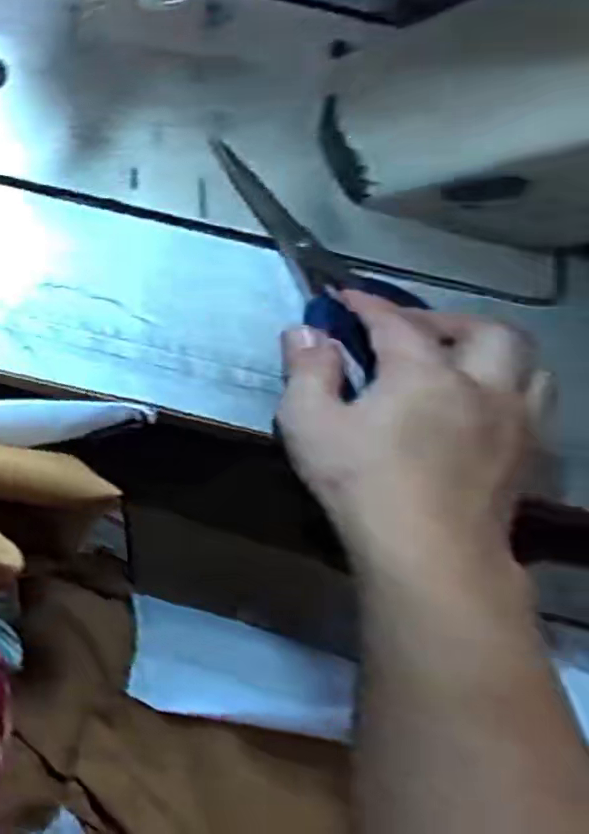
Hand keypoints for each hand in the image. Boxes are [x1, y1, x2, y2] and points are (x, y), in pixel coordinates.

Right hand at [278, 290, 548, 570]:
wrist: (426, 543)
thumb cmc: (355, 474)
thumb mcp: (307, 418)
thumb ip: (308, 370)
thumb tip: (306, 332)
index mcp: (426, 375)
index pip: (398, 324)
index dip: (369, 305)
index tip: (343, 295)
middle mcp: (483, 387)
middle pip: (489, 333)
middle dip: (444, 319)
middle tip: (403, 324)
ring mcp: (516, 420)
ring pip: (527, 364)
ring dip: (487, 349)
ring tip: (448, 356)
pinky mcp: (527, 450)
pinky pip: (530, 398)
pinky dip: (501, 381)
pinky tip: (469, 399)